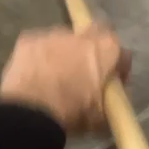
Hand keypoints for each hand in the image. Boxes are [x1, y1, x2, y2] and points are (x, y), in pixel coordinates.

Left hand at [0, 26, 129, 133]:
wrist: (30, 113)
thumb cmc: (72, 112)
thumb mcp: (103, 114)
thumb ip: (113, 97)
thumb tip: (113, 93)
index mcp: (106, 49)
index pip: (120, 50)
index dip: (117, 65)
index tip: (111, 79)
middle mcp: (82, 34)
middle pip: (93, 33)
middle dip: (92, 48)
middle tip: (84, 70)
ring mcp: (53, 34)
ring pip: (64, 39)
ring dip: (64, 52)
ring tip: (55, 75)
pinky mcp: (28, 38)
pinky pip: (40, 46)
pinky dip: (40, 56)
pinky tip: (35, 74)